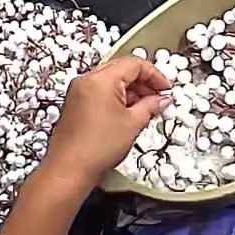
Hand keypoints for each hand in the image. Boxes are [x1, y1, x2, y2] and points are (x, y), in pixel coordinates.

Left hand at [41, 57, 172, 187]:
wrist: (68, 170)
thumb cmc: (96, 148)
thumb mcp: (133, 124)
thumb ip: (151, 106)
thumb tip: (162, 99)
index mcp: (101, 79)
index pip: (134, 64)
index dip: (155, 75)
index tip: (166, 89)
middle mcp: (87, 80)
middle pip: (122, 70)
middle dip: (144, 83)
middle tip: (159, 99)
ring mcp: (79, 92)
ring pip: (111, 81)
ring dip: (131, 91)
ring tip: (146, 110)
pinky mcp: (76, 104)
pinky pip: (100, 92)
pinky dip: (117, 99)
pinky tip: (129, 115)